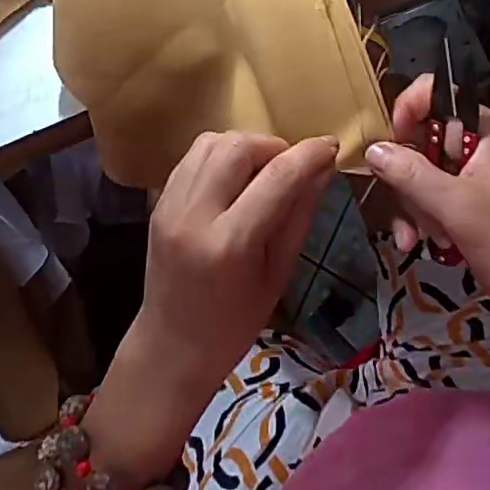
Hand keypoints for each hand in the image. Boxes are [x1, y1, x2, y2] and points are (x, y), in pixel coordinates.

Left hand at [85, 132, 335, 483]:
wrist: (170, 347)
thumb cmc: (234, 323)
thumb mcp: (279, 273)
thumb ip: (300, 214)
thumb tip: (323, 167)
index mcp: (230, 244)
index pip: (278, 177)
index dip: (310, 154)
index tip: (331, 147)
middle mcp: (194, 215)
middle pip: (238, 146)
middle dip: (274, 147)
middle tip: (290, 169)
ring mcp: (170, 205)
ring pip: (212, 142)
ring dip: (245, 146)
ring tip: (261, 172)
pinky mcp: (158, 200)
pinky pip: (193, 156)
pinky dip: (220, 155)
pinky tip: (233, 180)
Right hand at [365, 75, 489, 319]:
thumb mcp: (458, 206)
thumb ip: (411, 174)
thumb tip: (371, 148)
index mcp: (482, 129)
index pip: (433, 94)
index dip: (407, 112)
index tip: (393, 147)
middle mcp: (473, 144)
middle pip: (418, 137)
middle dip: (406, 176)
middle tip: (411, 207)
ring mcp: (466, 173)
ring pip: (416, 171)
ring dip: (411, 205)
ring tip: (421, 237)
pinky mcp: (461, 201)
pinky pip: (424, 196)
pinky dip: (418, 218)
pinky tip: (416, 243)